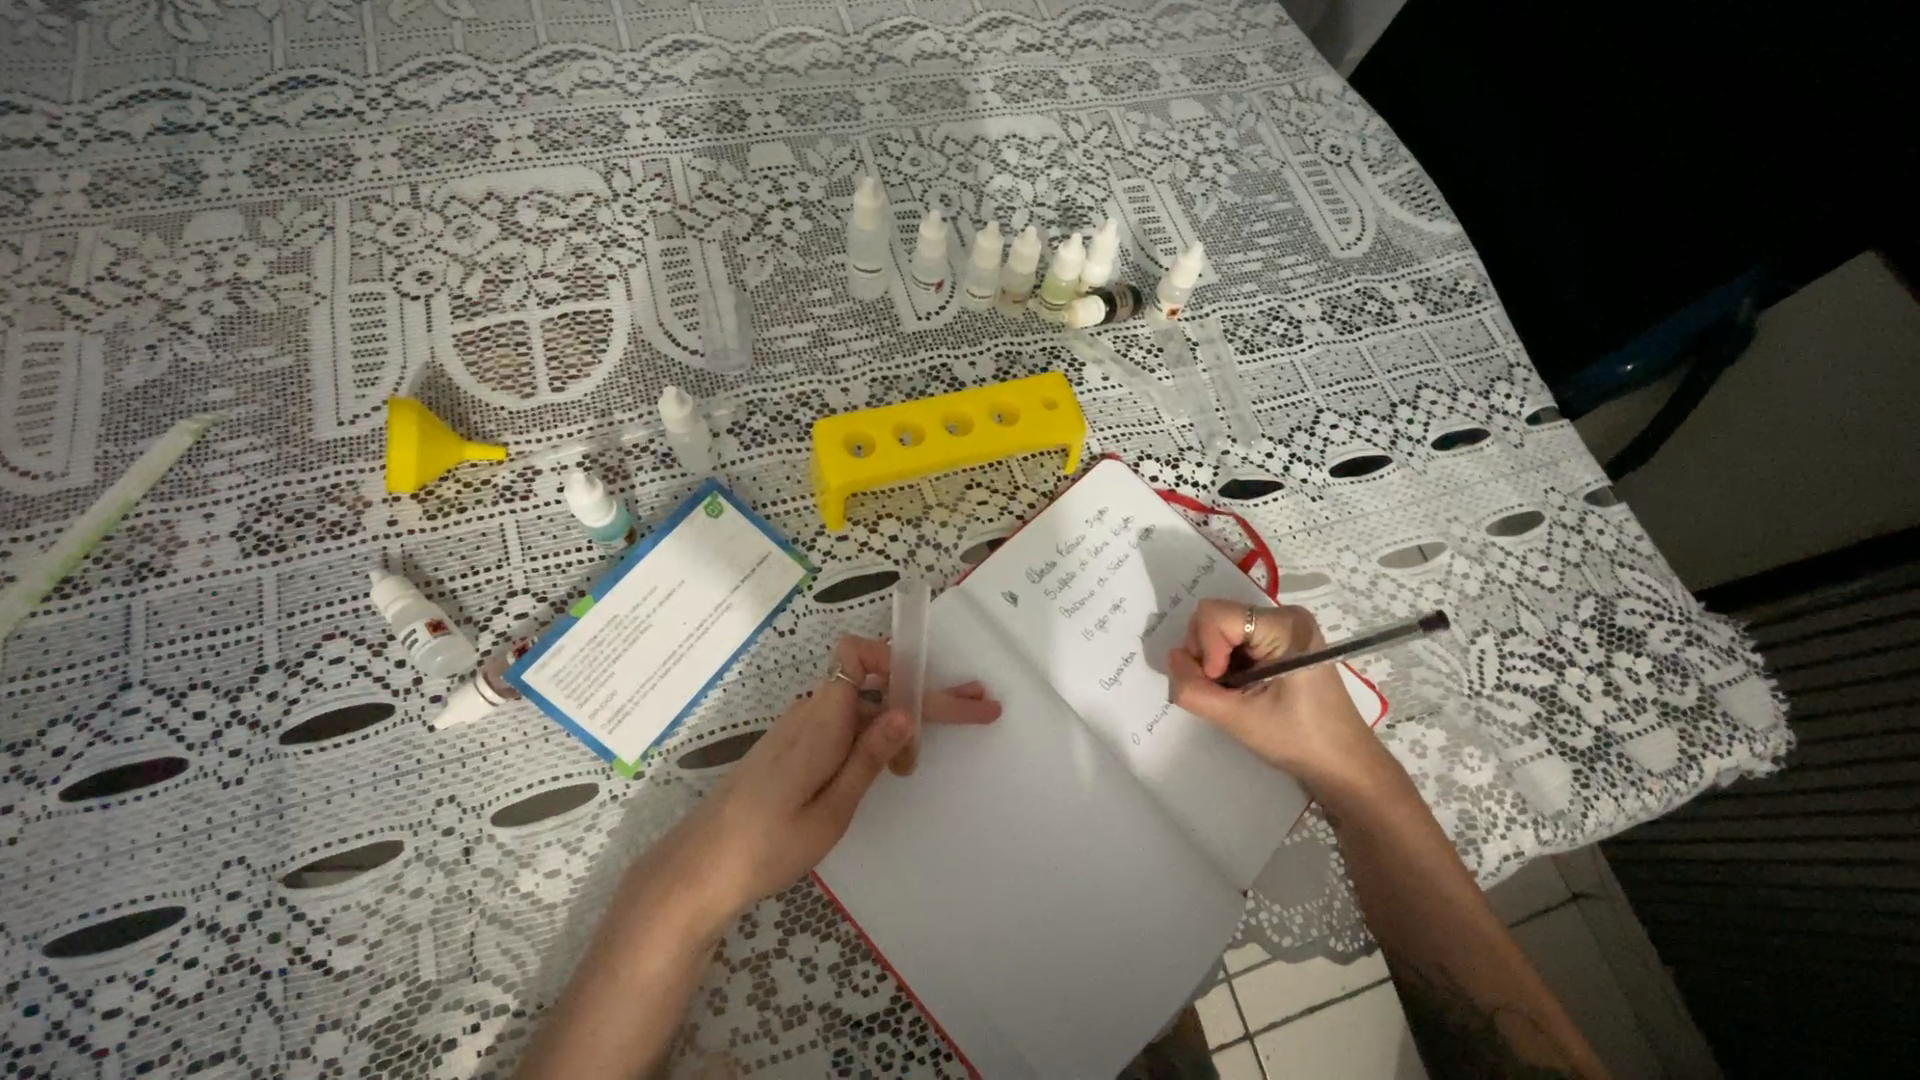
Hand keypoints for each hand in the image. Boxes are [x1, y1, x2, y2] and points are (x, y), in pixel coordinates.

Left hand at [661, 635, 1000, 933]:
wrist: (701, 868)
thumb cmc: (766, 845)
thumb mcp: (830, 811)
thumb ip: (868, 758)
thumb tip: (905, 712)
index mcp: (820, 721)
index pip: (858, 657)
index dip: (897, 658)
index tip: (935, 687)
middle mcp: (810, 712)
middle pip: (874, 682)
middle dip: (927, 691)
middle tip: (979, 705)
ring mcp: (801, 727)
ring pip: (863, 703)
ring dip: (906, 711)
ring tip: (949, 730)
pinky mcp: (796, 745)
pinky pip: (846, 722)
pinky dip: (879, 731)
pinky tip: (899, 757)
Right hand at [1166, 600, 1389, 800]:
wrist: (1344, 766)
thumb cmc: (1299, 740)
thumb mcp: (1238, 718)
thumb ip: (1192, 688)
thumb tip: (1173, 659)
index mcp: (1283, 625)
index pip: (1212, 615)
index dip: (1204, 649)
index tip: (1220, 683)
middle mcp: (1283, 616)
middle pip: (1213, 618)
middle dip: (1204, 655)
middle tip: (1222, 692)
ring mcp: (1282, 629)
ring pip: (1218, 630)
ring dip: (1212, 662)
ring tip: (1234, 694)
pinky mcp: (1277, 645)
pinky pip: (1232, 642)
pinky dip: (1225, 665)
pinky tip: (1241, 690)